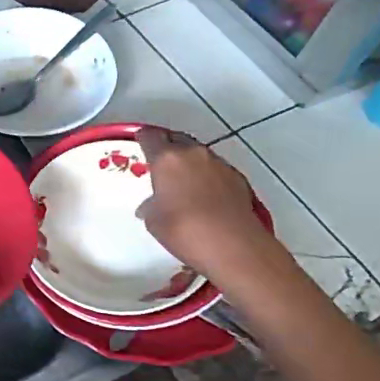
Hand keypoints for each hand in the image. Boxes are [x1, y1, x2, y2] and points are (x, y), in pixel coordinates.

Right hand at [134, 128, 276, 277]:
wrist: (233, 244)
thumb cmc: (184, 231)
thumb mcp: (155, 222)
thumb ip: (150, 206)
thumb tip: (151, 205)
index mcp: (166, 159)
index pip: (150, 136)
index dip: (144, 139)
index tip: (142, 144)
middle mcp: (193, 153)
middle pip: (177, 140)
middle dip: (169, 149)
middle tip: (163, 165)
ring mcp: (218, 163)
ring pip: (199, 154)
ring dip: (191, 163)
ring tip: (187, 183)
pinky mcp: (237, 176)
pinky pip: (217, 170)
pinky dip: (210, 177)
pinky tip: (209, 196)